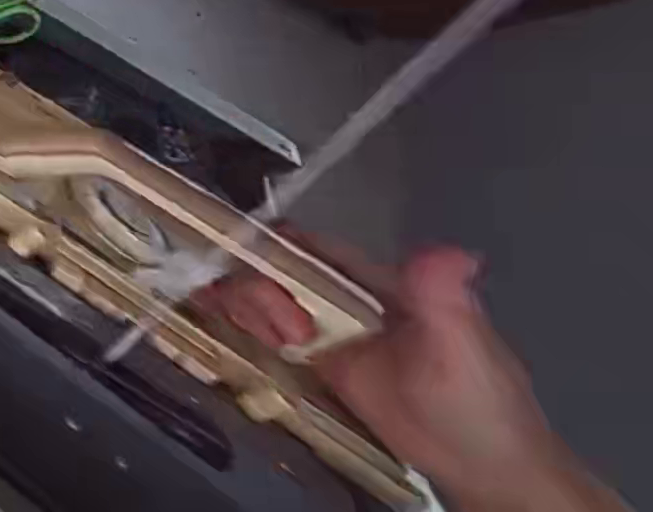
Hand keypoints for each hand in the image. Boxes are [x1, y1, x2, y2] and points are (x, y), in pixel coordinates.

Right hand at [198, 242, 626, 511]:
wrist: (484, 472)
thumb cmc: (477, 405)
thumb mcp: (463, 351)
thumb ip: (444, 299)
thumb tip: (450, 251)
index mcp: (365, 282)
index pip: (303, 245)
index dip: (269, 245)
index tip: (250, 263)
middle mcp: (332, 294)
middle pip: (267, 267)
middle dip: (259, 291)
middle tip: (289, 334)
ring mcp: (314, 322)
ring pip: (251, 291)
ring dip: (248, 309)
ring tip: (282, 345)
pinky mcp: (300, 350)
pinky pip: (252, 319)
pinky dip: (233, 317)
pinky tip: (236, 330)